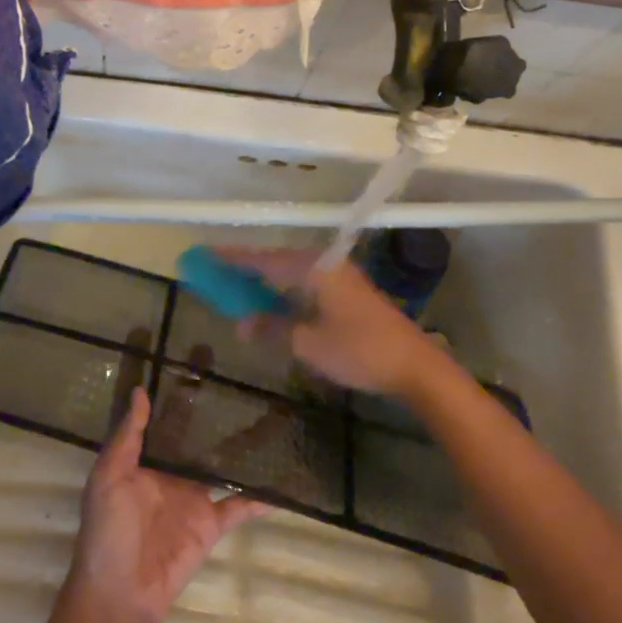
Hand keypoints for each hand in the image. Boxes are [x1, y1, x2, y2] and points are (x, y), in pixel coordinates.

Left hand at [47, 387, 267, 622]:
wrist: (120, 592)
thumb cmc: (107, 529)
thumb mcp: (108, 477)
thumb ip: (127, 437)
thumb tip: (141, 391)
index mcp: (144, 460)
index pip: (164, 418)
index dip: (178, 391)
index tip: (196, 359)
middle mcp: (171, 474)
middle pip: (197, 436)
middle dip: (214, 410)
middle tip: (239, 376)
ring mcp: (193, 499)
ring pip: (223, 465)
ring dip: (244, 447)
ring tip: (272, 417)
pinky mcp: (211, 526)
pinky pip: (240, 507)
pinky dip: (260, 497)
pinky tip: (284, 482)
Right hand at [221, 247, 439, 396]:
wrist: (416, 367)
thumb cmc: (360, 351)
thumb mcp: (309, 343)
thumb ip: (273, 328)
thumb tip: (242, 323)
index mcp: (313, 268)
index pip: (263, 259)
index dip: (232, 259)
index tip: (205, 255)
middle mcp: (325, 264)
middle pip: (276, 261)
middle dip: (246, 268)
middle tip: (215, 273)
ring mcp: (339, 278)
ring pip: (291, 273)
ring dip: (265, 281)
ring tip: (236, 288)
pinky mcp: (348, 294)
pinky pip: (305, 284)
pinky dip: (284, 291)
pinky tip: (272, 304)